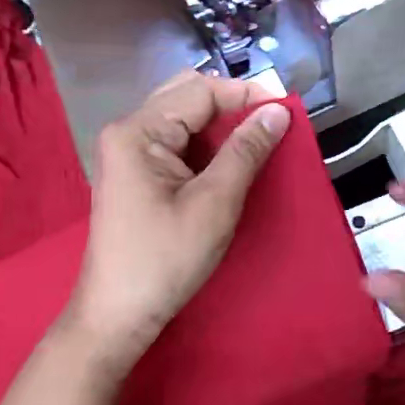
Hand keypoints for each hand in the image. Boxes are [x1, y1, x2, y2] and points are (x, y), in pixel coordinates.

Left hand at [64, 73, 291, 365]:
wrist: (117, 312)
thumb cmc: (165, 259)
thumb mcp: (214, 203)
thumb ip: (245, 151)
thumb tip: (276, 112)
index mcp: (137, 131)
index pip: (199, 91)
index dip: (245, 94)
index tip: (287, 107)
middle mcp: (126, 132)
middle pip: (185, 97)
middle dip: (231, 105)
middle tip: (273, 122)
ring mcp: (126, 154)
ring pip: (180, 119)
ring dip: (219, 125)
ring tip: (258, 139)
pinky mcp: (132, 174)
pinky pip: (173, 143)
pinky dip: (203, 146)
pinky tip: (228, 159)